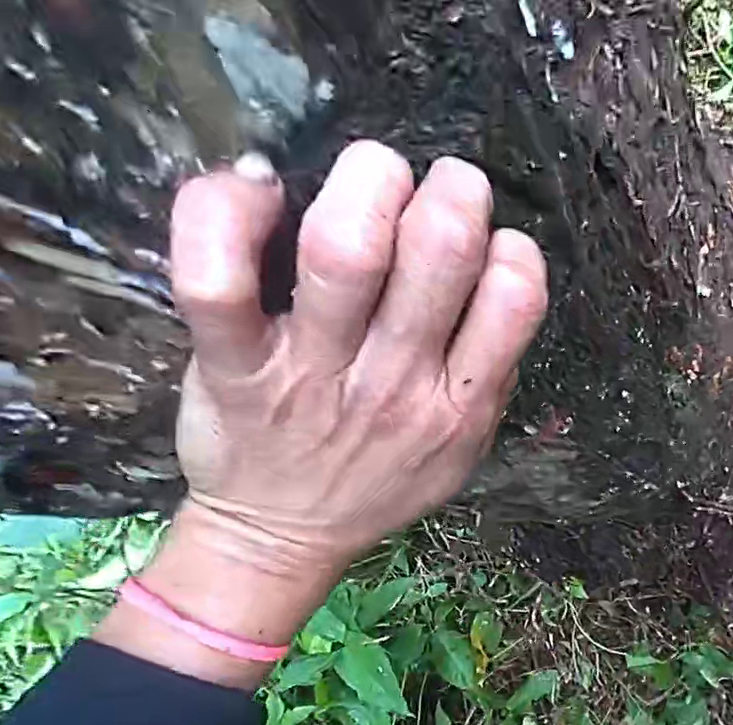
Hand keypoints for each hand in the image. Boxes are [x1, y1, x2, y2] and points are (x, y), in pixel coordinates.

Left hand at [94, 143, 548, 686]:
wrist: (287, 536)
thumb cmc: (382, 482)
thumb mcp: (466, 449)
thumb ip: (488, 374)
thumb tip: (494, 271)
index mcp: (461, 405)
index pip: (516, 298)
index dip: (511, 248)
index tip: (487, 249)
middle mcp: (397, 384)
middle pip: (438, 250)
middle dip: (451, 190)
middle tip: (437, 191)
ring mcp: (313, 376)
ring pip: (342, 247)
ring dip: (367, 180)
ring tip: (371, 179)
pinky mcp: (233, 368)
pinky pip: (216, 278)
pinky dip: (227, 210)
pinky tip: (258, 188)